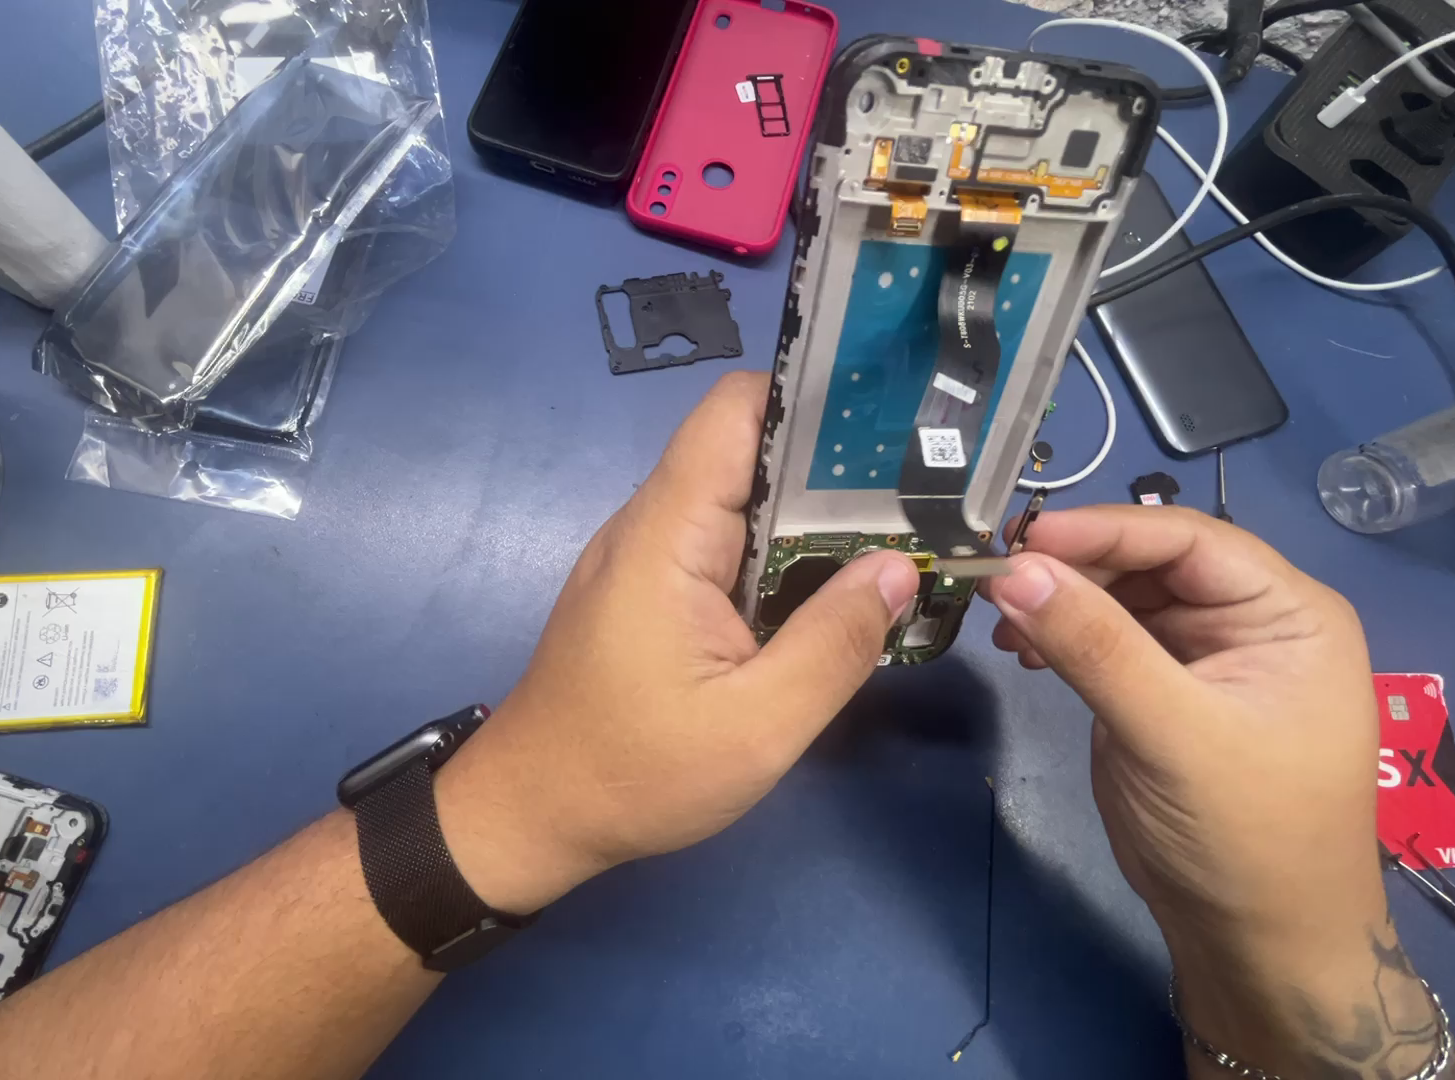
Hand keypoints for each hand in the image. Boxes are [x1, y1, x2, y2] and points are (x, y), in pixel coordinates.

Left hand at [434, 373, 918, 914]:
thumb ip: (832, 644)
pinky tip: (827, 584)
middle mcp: (652, 525)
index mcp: (667, 534)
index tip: (888, 423)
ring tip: (894, 533)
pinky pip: (723, 545)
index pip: (733, 413)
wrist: (534, 810)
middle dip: (831, 464)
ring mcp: (648, 556)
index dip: (807, 400)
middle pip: (745, 452)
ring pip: (739, 501)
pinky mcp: (650, 588)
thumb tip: (896, 567)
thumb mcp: (757, 727)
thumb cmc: (635, 773)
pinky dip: (778, 554)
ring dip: (810, 514)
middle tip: (920, 492)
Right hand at [981, 507, 1454, 1075]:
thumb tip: (1012, 570)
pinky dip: (1055, 634)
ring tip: (1004, 627)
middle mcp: (1244, 619)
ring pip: (1113, 595)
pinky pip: (1097, 635)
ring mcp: (1196, 651)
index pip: (1186, 540)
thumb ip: (1093, 645)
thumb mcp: (1170, 732)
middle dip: (1070, 568)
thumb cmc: (1242, 833)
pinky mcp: (1154, 682)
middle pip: (1144, 561)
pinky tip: (1022, 653)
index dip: (1102, 530)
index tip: (1021, 540)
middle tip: (998, 582)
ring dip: (1055, 602)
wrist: (1247, 934)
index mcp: (1286, 613)